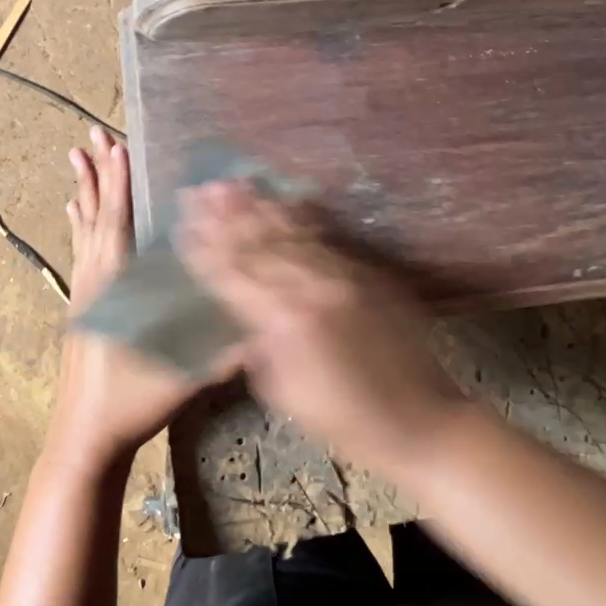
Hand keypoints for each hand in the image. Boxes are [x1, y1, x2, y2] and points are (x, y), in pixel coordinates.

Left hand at [45, 126, 212, 470]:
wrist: (82, 442)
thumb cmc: (127, 407)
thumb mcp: (177, 381)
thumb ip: (218, 355)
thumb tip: (263, 325)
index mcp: (112, 290)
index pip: (116, 225)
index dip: (118, 185)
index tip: (117, 147)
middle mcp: (92, 282)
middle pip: (95, 216)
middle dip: (97, 174)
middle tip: (91, 136)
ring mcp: (83, 293)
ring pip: (84, 230)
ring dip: (86, 191)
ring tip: (79, 158)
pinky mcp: (83, 306)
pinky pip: (80, 250)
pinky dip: (80, 223)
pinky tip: (75, 212)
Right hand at [179, 181, 464, 470]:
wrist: (421, 422)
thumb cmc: (347, 422)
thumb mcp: (287, 395)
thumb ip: (260, 350)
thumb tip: (244, 320)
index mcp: (284, 322)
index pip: (235, 276)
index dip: (206, 250)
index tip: (183, 227)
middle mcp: (311, 288)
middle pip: (259, 244)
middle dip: (225, 216)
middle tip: (199, 190)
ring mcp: (342, 275)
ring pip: (291, 233)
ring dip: (258, 206)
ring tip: (231, 183)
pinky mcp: (367, 273)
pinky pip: (325, 238)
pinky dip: (300, 216)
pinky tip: (284, 197)